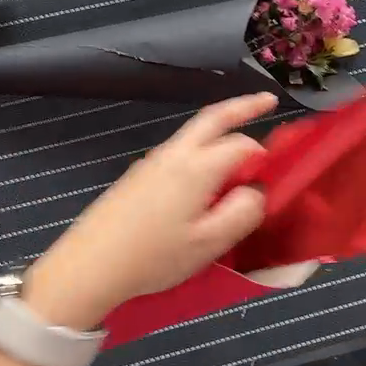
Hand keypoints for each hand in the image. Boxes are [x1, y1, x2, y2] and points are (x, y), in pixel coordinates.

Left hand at [21, 93, 275, 329]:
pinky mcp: (138, 175)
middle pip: (213, 118)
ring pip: (193, 134)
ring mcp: (152, 161)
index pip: (242, 146)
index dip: (264, 156)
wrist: (89, 265)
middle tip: (267, 101)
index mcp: (198, 167)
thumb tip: (258, 191)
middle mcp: (175, 154)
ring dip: (220, 129)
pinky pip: (179, 151)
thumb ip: (242, 212)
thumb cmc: (153, 257)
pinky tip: (203, 177)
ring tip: (239, 142)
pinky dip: (201, 149)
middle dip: (243, 106)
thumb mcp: (209, 243)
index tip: (276, 175)